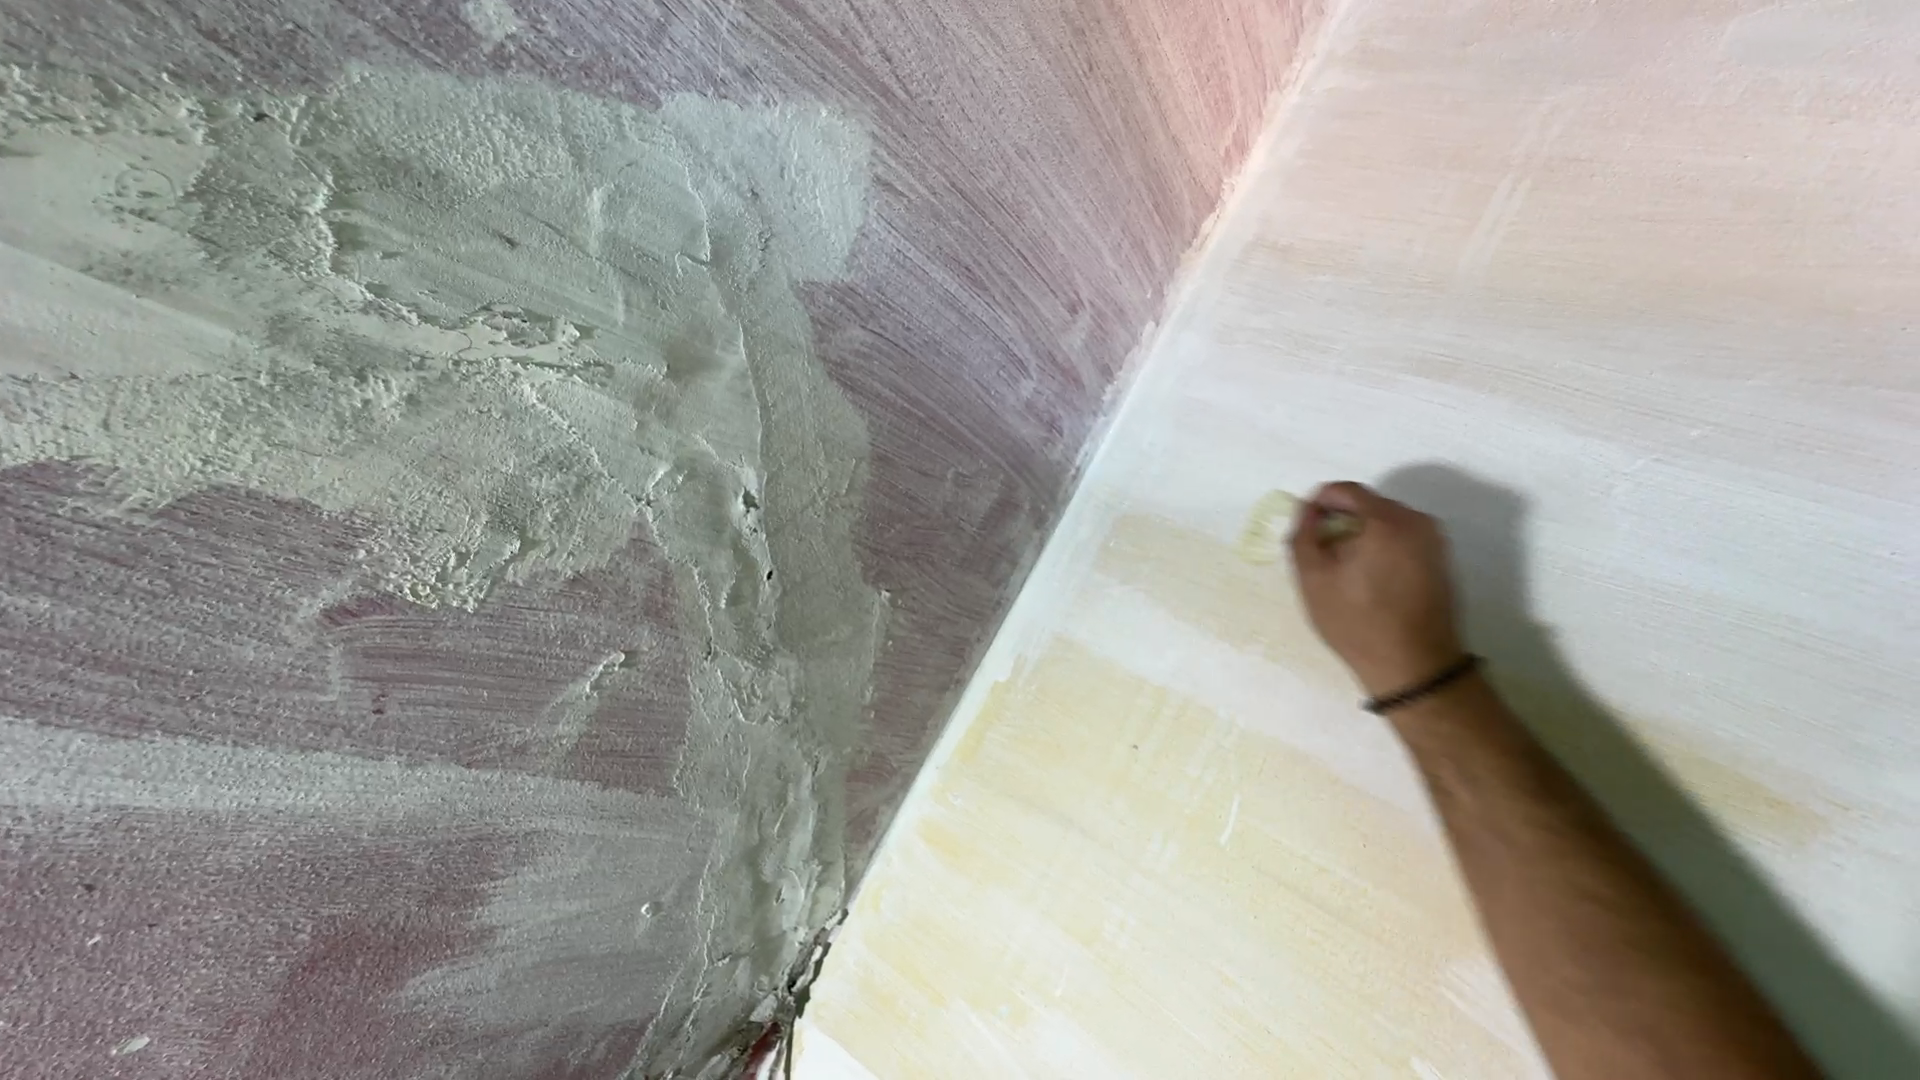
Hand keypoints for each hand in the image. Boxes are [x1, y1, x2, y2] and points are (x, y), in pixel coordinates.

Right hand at [1290, 481, 1464, 697]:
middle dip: (1342, 520)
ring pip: (1387, 522)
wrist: (1415, 665)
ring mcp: (1435, 541)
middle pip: (1368, 504)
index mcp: (1386, 521)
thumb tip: (1307, 511)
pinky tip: (1370, 579)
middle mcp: (1417, 522)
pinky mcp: (1442, 560)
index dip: (1319, 503)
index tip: (1306, 528)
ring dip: (1362, 535)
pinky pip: (1404, 539)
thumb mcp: (1313, 578)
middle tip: (1323, 552)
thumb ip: (1303, 535)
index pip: (1345, 490)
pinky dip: (1382, 548)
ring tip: (1346, 568)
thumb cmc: (1357, 621)